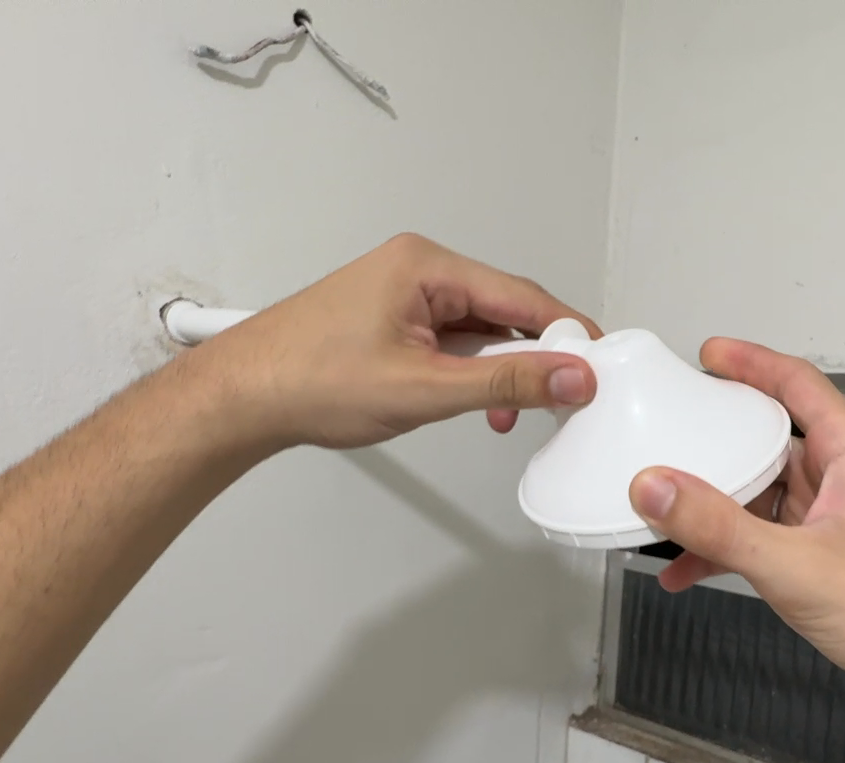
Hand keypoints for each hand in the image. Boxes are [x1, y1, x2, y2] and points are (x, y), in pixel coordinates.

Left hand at [185, 233, 599, 449]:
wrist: (245, 398)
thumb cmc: (310, 380)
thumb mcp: (425, 389)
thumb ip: (506, 385)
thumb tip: (569, 376)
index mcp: (426, 266)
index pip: (523, 296)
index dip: (568, 333)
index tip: (599, 364)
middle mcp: (419, 271)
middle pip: (506, 310)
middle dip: (537, 357)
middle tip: (563, 396)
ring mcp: (407, 297)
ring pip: (483, 331)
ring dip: (503, 372)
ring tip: (509, 414)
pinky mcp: (398, 323)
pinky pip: (457, 343)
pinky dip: (475, 374)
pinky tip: (478, 404)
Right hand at [627, 339, 844, 720]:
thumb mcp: (795, 564)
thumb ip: (720, 527)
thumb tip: (656, 487)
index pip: (797, 384)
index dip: (750, 362)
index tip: (707, 355)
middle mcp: (842, 478)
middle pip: (769, 439)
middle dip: (718, 439)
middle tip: (670, 433)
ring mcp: (830, 519)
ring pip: (760, 493)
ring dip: (714, 505)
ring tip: (663, 511)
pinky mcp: (822, 556)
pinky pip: (762, 536)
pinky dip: (726, 548)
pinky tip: (687, 571)